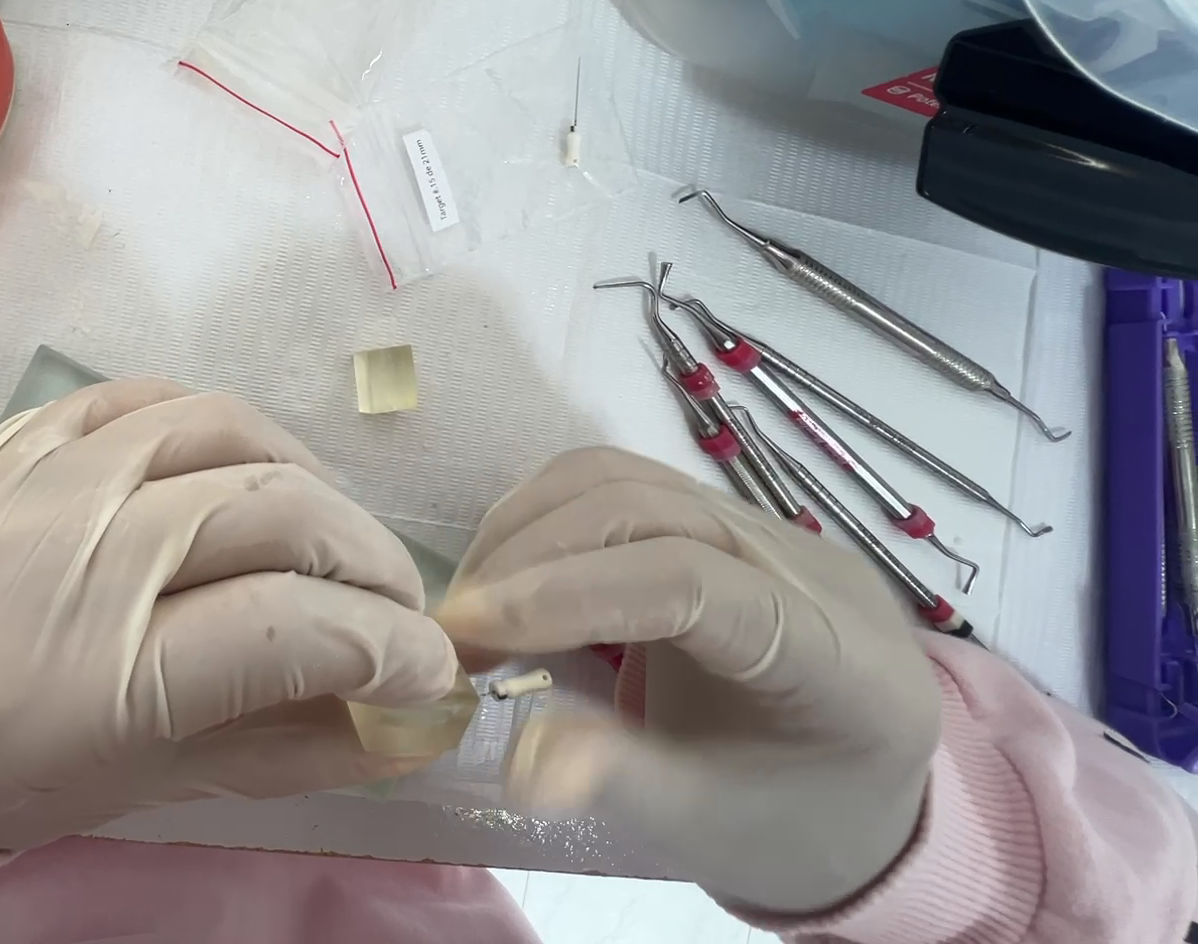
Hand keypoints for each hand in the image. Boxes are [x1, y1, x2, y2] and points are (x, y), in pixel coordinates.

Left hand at [0, 379, 458, 850]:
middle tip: (396, 603)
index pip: (292, 628)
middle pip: (279, 512)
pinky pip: (154, 396)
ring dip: (311, 479)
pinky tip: (244, 466)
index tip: (428, 666)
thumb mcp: (139, 786)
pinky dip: (223, 425)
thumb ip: (278, 750)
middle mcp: (88, 550)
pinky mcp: (35, 431)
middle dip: (370, 559)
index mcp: (108, 670)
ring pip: (231, 432)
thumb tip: (395, 723)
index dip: (387, 644)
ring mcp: (57, 472)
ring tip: (330, 530)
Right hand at [434, 448, 940, 914]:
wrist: (837, 778)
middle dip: (526, 555)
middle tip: (456, 623)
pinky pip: (608, 478)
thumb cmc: (777, 813)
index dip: (566, 595)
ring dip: (522, 524)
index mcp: (830, 650)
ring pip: (614, 473)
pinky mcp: (709, 509)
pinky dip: (538, 513)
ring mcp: (754, 520)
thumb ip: (616, 780)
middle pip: (638, 505)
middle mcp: (800, 559)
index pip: (685, 580)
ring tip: (473, 595)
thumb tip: (521, 762)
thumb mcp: (702, 822)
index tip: (470, 633)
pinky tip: (507, 567)